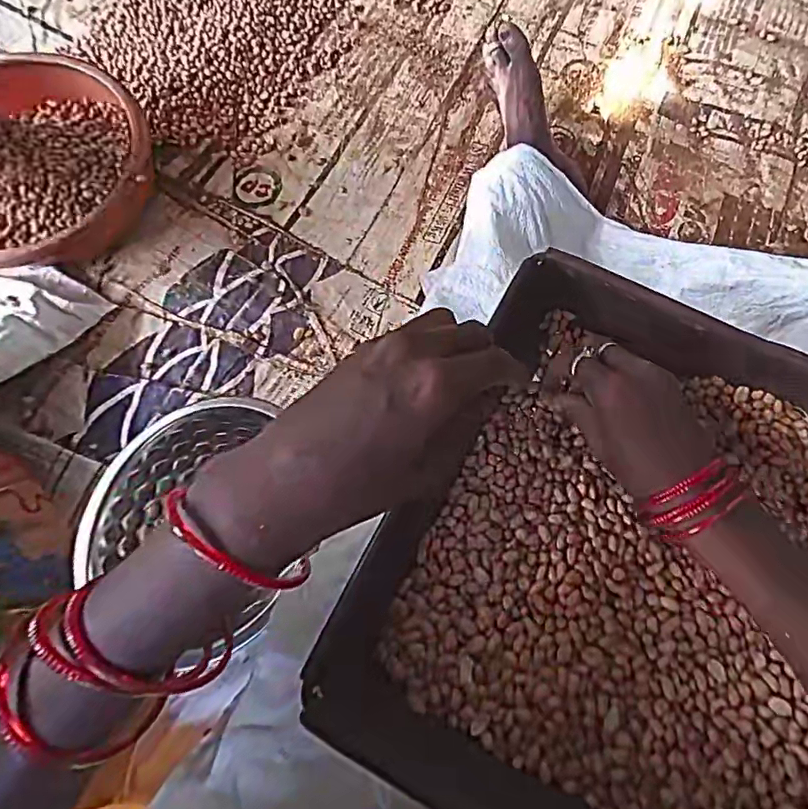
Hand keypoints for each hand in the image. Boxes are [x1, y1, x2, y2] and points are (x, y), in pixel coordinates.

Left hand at [186, 309, 526, 567]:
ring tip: (457, 372)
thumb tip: (485, 403)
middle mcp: (416, 351)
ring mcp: (386, 344)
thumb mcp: (427, 470)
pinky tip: (420, 373)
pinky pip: (411, 330)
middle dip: (489, 353)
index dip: (514, 371)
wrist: (288, 475)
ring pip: (442, 322)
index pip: (494, 361)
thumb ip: (463, 428)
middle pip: (472, 332)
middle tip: (491, 380)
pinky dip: (429, 341)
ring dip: (459, 341)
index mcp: (438, 384)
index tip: (519, 384)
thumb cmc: (360, 486)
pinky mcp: (363, 347)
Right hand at [542, 335, 716, 501]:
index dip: (562, 370)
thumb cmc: (635, 468)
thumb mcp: (598, 441)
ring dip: (609, 365)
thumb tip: (561, 398)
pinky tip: (625, 396)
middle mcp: (633, 371)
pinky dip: (629, 373)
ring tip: (600, 389)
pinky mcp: (672, 382)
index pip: (578, 361)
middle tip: (577, 380)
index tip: (556, 382)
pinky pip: (643, 367)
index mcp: (608, 386)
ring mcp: (656, 374)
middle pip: (602, 347)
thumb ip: (578, 411)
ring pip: (625, 355)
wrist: (685, 481)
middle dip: (588, 359)